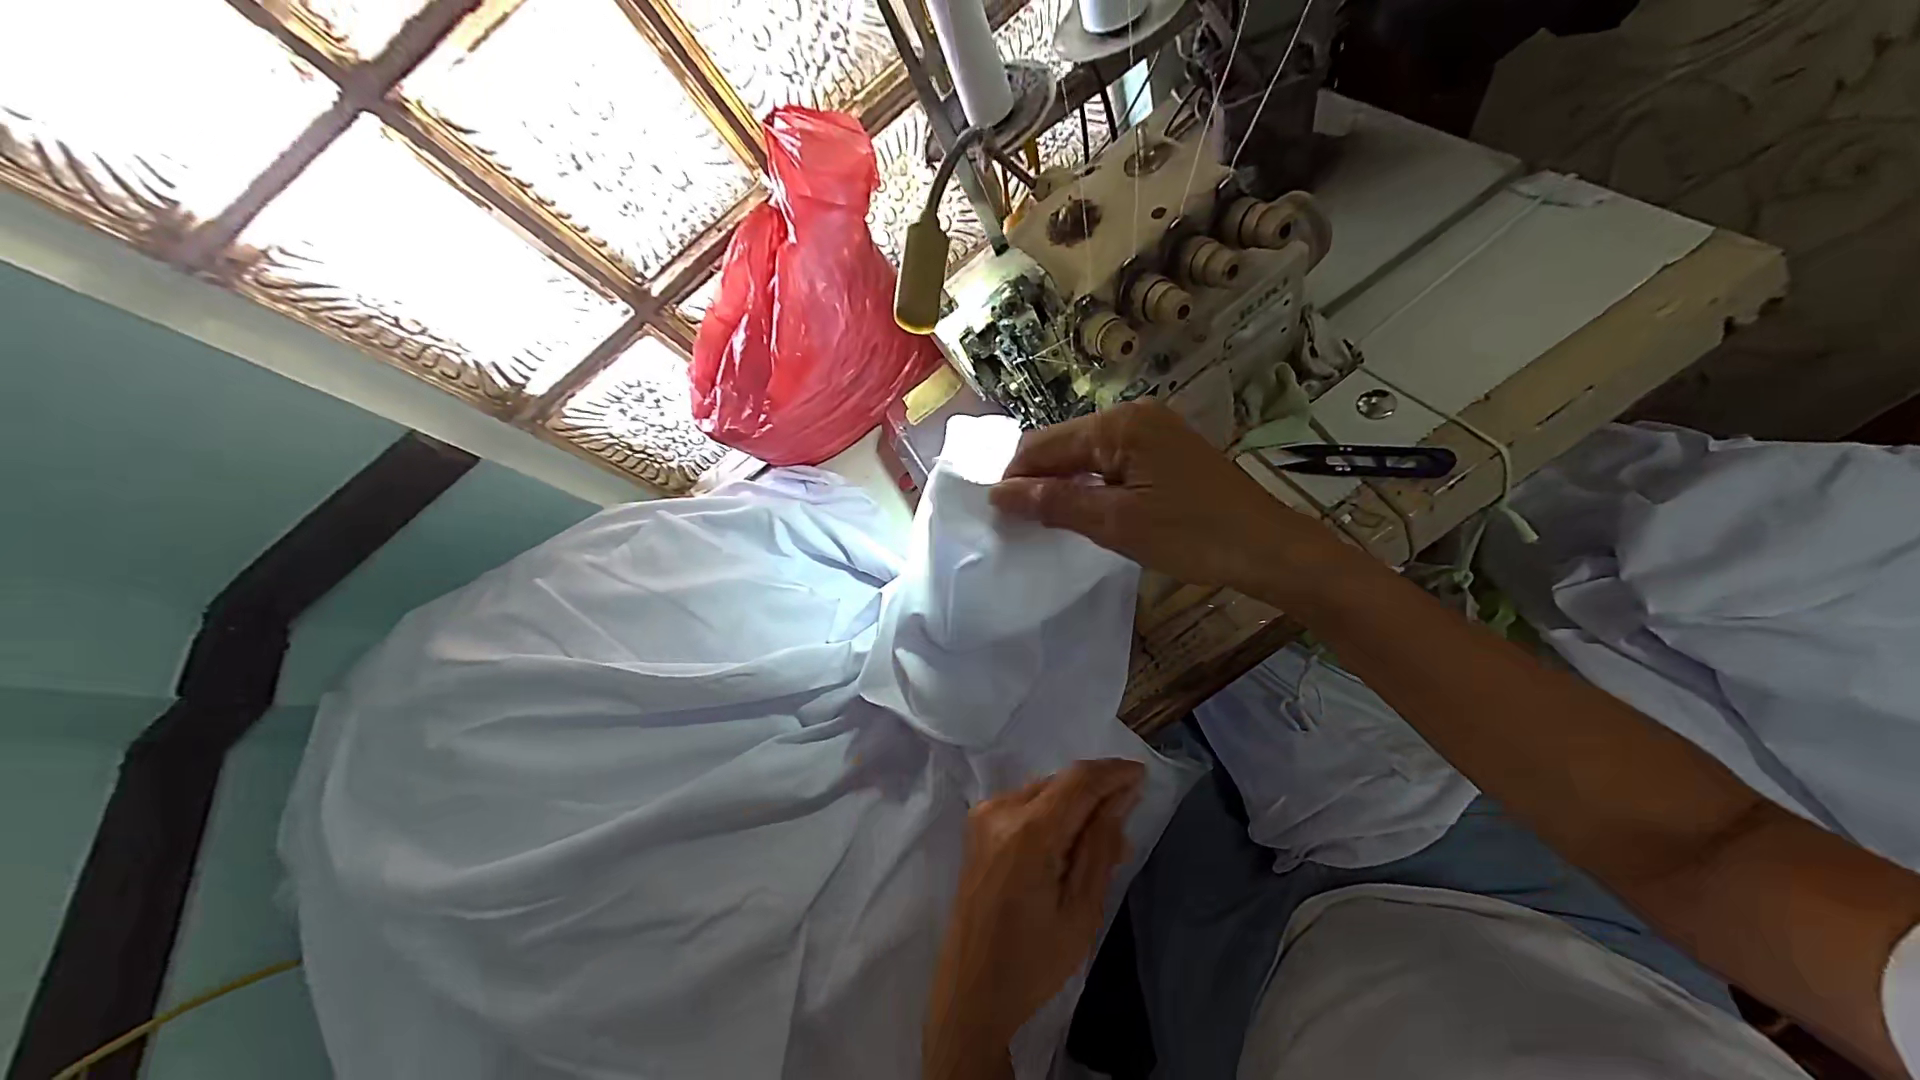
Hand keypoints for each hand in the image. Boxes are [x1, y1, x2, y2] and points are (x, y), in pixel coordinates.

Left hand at [924, 759, 1145, 1079]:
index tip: (1143, 774)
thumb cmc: (1032, 962)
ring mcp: (984, 816)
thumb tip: (1121, 798)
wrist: (970, 991)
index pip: (1078, 781)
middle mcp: (1000, 810)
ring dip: (1076, 802)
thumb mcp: (1081, 910)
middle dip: (1097, 791)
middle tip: (1129, 818)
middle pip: (1060, 781)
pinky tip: (1069, 842)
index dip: (1113, 772)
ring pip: (1043, 790)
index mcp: (1027, 831)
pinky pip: (1025, 803)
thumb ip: (1100, 846)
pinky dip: (1053, 812)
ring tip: (1104, 840)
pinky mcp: (977, 827)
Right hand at [988, 401, 1352, 603]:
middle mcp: (1133, 415)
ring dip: (1062, 483)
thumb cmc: (1192, 536)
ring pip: (1085, 453)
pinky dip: (1090, 483)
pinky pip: (1110, 461)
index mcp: (1119, 425)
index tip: (993, 512)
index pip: (1044, 445)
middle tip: (1015, 521)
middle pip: (1063, 444)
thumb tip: (1000, 493)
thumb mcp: (1116, 522)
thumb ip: (1055, 502)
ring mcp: (1153, 430)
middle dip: (1036, 479)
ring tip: (1043, 520)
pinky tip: (1082, 508)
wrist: (1268, 548)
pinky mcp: (1165, 450)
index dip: (1013, 477)